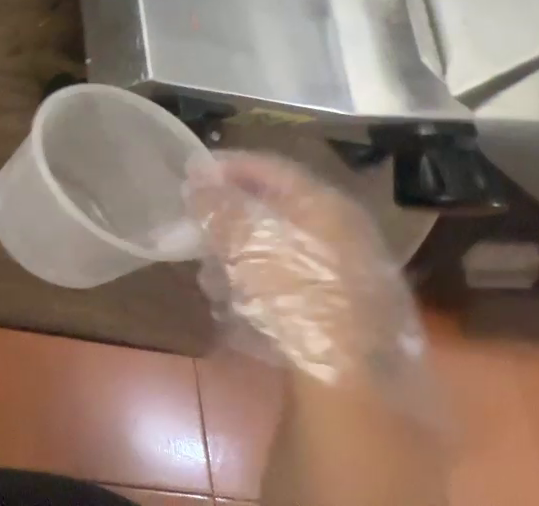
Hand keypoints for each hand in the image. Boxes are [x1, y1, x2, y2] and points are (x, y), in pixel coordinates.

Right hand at [184, 151, 426, 389]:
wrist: (348, 374)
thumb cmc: (292, 293)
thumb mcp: (242, 240)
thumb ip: (216, 203)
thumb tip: (196, 178)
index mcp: (325, 204)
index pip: (269, 167)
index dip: (226, 165)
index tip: (188, 172)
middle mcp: (345, 228)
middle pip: (277, 204)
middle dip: (232, 208)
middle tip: (194, 217)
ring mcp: (350, 267)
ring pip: (283, 239)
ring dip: (242, 243)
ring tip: (209, 261)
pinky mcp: (346, 303)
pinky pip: (293, 271)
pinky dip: (262, 271)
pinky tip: (238, 292)